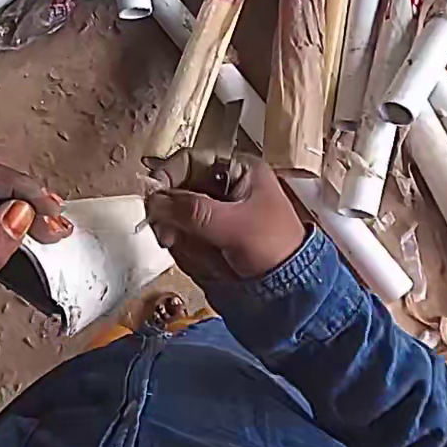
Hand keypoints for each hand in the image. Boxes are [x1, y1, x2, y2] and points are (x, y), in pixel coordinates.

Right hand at [144, 156, 305, 281]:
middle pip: (180, 185)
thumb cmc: (275, 247)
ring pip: (178, 209)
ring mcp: (218, 208)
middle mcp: (225, 184)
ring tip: (173, 242)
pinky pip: (184, 229)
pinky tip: (182, 248)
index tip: (154, 196)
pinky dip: (179, 238)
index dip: (169, 174)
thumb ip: (195, 211)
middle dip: (169, 207)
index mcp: (238, 169)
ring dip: (172, 225)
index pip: (192, 160)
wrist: (292, 286)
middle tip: (163, 228)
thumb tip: (157, 200)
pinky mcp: (212, 230)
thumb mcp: (234, 226)